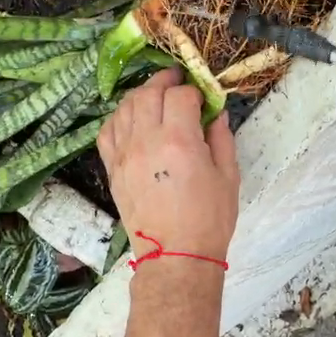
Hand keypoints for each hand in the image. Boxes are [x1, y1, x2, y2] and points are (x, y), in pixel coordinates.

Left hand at [96, 70, 239, 261]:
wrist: (176, 256)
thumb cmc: (209, 219)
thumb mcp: (228, 176)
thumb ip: (221, 139)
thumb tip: (215, 114)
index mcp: (179, 141)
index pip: (181, 95)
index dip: (194, 91)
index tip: (204, 98)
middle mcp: (146, 141)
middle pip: (148, 93)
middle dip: (164, 81)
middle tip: (177, 80)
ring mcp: (124, 154)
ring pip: (125, 107)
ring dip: (141, 95)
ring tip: (155, 96)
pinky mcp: (112, 168)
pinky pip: (107, 130)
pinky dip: (119, 117)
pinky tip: (131, 118)